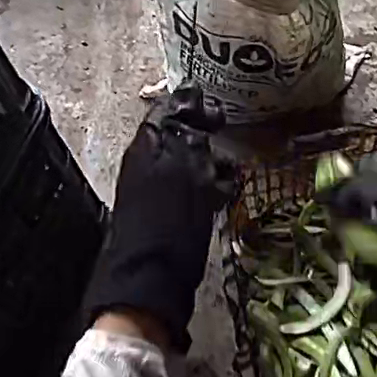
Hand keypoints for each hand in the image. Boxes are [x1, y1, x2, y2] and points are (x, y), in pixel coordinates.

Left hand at [84, 86, 238, 348]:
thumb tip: (192, 98)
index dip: (192, 105)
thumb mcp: (184, 166)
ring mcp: (158, 189)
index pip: (168, 110)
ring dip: (212, 159)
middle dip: (205, 131)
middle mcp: (148, 164)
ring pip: (191, 160)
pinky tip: (226, 192)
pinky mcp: (170, 212)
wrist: (153, 277)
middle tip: (226, 131)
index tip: (217, 108)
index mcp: (146, 147)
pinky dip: (212, 184)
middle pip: (179, 134)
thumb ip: (187, 131)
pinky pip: (194, 186)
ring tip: (230, 167)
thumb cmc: (169, 220)